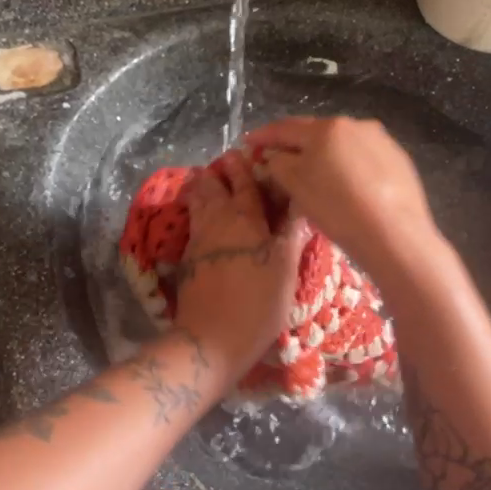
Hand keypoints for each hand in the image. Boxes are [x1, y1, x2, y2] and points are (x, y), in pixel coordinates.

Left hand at [173, 151, 307, 373]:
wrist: (211, 338)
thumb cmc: (258, 302)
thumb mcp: (286, 267)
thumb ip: (292, 232)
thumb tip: (302, 203)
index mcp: (245, 216)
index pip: (245, 181)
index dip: (247, 165)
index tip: (250, 151)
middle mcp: (217, 218)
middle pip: (213, 184)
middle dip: (221, 171)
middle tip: (230, 164)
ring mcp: (198, 236)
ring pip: (198, 200)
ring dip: (206, 187)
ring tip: (213, 182)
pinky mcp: (188, 255)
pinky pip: (193, 219)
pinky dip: (199, 208)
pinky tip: (207, 215)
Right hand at [246, 116, 438, 276]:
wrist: (395, 235)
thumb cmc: (337, 208)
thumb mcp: (295, 185)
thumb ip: (278, 163)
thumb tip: (274, 155)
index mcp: (326, 127)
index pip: (285, 128)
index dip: (263, 135)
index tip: (248, 142)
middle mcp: (355, 125)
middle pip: (316, 133)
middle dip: (295, 146)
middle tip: (279, 161)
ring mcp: (381, 141)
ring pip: (341, 146)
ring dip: (323, 157)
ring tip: (314, 177)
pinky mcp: (399, 160)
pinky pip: (363, 159)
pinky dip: (347, 168)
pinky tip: (346, 189)